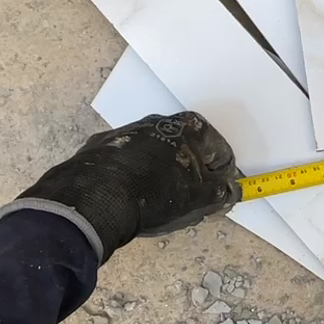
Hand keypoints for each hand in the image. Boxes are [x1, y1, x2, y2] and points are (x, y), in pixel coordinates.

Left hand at [3, 112, 239, 260]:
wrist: (93, 199)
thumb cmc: (155, 194)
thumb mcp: (199, 200)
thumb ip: (222, 193)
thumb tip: (230, 190)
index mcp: (188, 127)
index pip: (220, 150)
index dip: (223, 175)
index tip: (219, 194)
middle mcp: (159, 120)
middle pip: (188, 149)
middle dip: (194, 173)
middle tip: (192, 200)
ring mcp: (127, 132)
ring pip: (158, 154)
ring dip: (165, 174)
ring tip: (160, 203)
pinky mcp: (101, 147)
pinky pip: (130, 162)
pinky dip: (136, 176)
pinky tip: (132, 198)